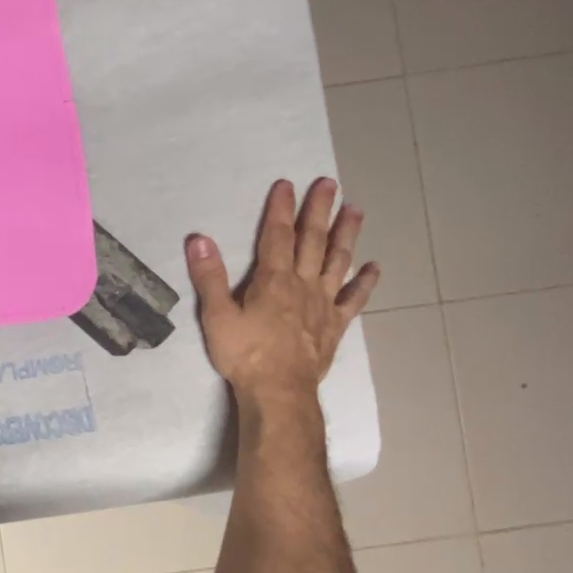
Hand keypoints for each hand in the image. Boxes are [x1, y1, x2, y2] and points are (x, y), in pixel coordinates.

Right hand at [186, 178, 379, 400]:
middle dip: (319, 211)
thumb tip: (199, 240)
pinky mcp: (333, 324)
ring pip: (337, 262)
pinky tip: (373, 267)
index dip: (280, 209)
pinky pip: (353, 298)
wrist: (278, 388)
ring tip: (355, 210)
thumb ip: (209, 277)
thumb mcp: (216, 315)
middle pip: (313, 241)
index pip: (276, 236)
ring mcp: (323, 303)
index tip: (287, 185)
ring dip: (346, 234)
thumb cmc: (243, 352)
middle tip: (330, 184)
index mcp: (273, 280)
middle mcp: (303, 284)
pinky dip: (365, 281)